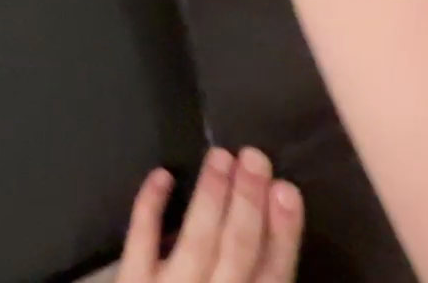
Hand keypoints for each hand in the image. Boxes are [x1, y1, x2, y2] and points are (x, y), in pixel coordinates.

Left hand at [117, 149, 303, 282]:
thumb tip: (275, 260)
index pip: (272, 277)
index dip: (282, 234)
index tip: (288, 190)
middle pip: (237, 251)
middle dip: (248, 203)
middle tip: (255, 157)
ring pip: (195, 239)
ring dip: (209, 197)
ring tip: (221, 156)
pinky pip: (139, 241)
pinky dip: (150, 207)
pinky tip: (161, 174)